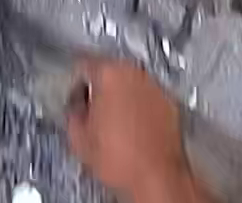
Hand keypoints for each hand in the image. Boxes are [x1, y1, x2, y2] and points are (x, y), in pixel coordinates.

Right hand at [66, 58, 200, 202]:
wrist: (157, 177)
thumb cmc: (122, 159)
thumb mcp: (79, 138)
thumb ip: (72, 111)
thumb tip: (76, 107)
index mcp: (107, 73)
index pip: (84, 64)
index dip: (76, 83)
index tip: (76, 97)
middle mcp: (132, 71)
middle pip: (109, 70)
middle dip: (101, 89)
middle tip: (96, 113)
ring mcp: (153, 84)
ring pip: (130, 82)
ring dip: (122, 96)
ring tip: (117, 124)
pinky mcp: (169, 100)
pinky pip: (148, 96)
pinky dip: (141, 107)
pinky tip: (136, 128)